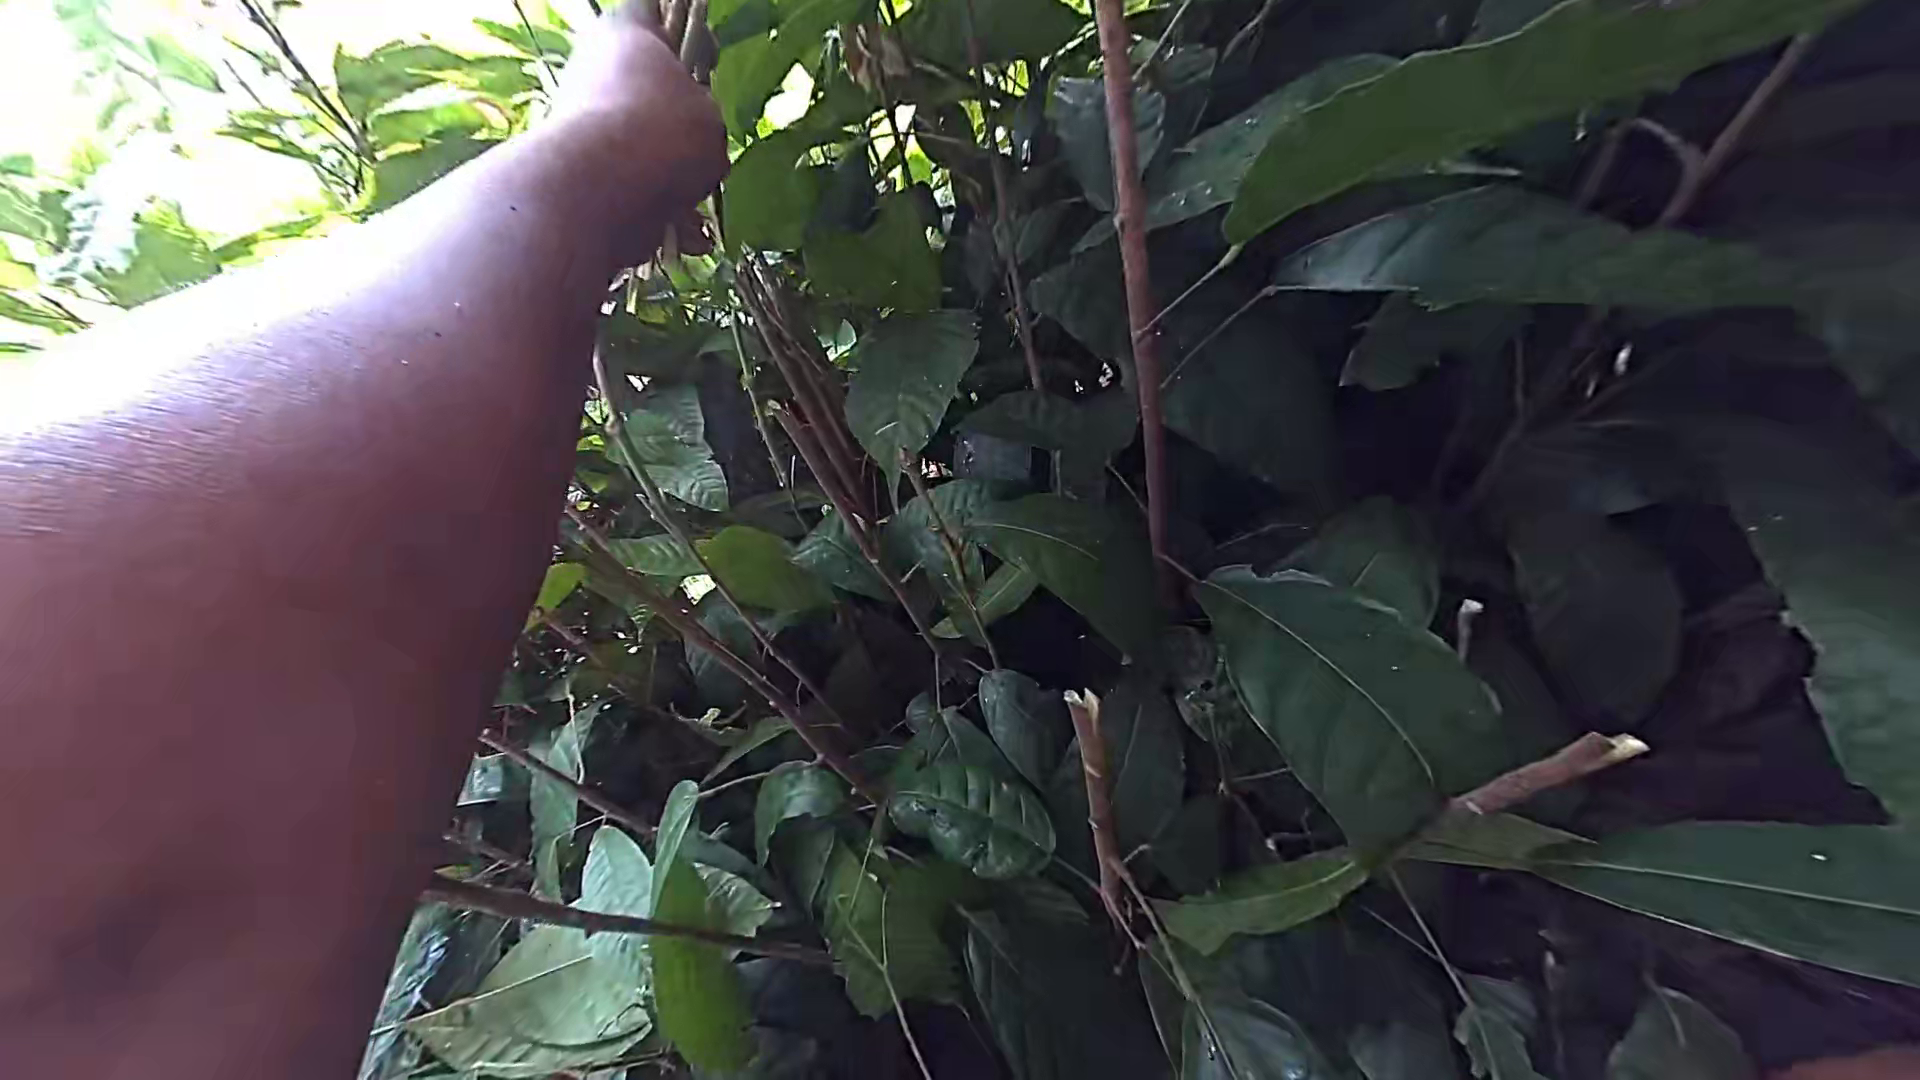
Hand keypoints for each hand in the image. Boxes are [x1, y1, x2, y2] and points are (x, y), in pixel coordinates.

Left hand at [547, 1, 727, 245]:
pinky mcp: (583, 160)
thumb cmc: (668, 134)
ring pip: (643, 136)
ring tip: (696, 197)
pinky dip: (657, 198)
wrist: (608, 186)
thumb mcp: (711, 118)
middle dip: (679, 116)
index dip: (688, 33)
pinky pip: (634, 178)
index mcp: (628, 30)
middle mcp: (596, 61)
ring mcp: (584, 111)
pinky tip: (681, 224)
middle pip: (649, 83)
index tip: (708, 62)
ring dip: (672, 167)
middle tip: (707, 144)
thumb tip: (696, 128)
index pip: (656, 12)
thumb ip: (707, 113)